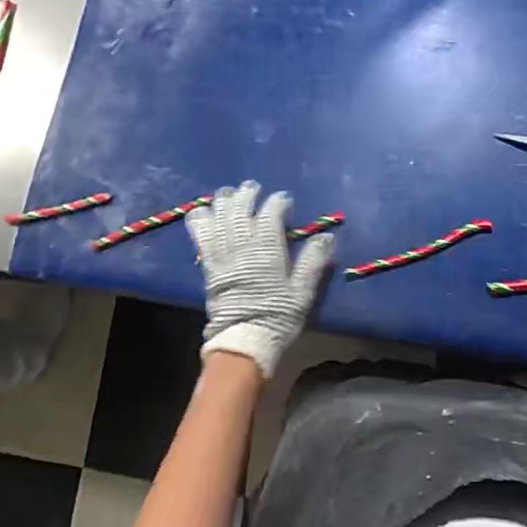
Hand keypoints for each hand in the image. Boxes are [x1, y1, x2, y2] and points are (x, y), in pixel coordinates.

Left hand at [186, 181, 335, 376]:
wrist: (244, 338)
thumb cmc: (277, 317)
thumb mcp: (302, 292)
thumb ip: (312, 263)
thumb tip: (325, 237)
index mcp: (267, 250)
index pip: (270, 215)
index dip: (277, 202)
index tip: (283, 199)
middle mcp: (242, 246)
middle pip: (241, 210)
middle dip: (247, 195)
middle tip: (252, 188)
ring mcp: (222, 253)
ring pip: (219, 217)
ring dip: (223, 202)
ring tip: (228, 193)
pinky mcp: (208, 264)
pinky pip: (200, 235)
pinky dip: (200, 219)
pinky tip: (201, 210)